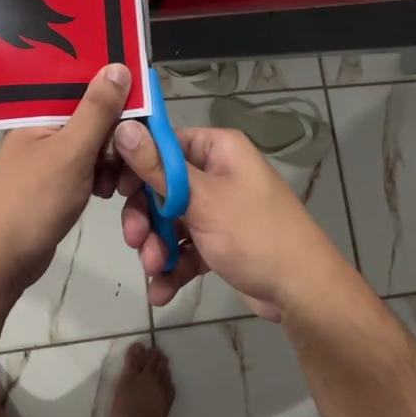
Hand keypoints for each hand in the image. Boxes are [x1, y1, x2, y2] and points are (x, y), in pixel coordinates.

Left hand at [0, 65, 133, 301]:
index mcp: (40, 115)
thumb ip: (97, 110)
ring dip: (112, 163)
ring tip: (119, 185)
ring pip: (94, 149)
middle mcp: (43, 132)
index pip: (85, 92)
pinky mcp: (55, 186)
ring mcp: (48, 161)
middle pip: (93, 121)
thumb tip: (119, 65)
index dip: (117, 101)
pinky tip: (105, 195)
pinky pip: (87, 171)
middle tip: (132, 164)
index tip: (145, 117)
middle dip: (117, 140)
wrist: (0, 262)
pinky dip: (100, 180)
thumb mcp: (71, 152)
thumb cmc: (33, 202)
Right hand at [112, 123, 346, 320]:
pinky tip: (162, 291)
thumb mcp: (200, 199)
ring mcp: (219, 210)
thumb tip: (123, 125)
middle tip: (134, 239)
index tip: (114, 187)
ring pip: (170, 221)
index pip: (166, 144)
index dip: (138, 164)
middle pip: (163, 187)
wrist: (301, 290)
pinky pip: (186, 247)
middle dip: (146, 218)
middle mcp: (218, 173)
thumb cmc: (253, 232)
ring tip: (153, 270)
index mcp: (219, 150)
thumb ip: (157, 167)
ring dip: (156, 246)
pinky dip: (173, 266)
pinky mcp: (220, 242)